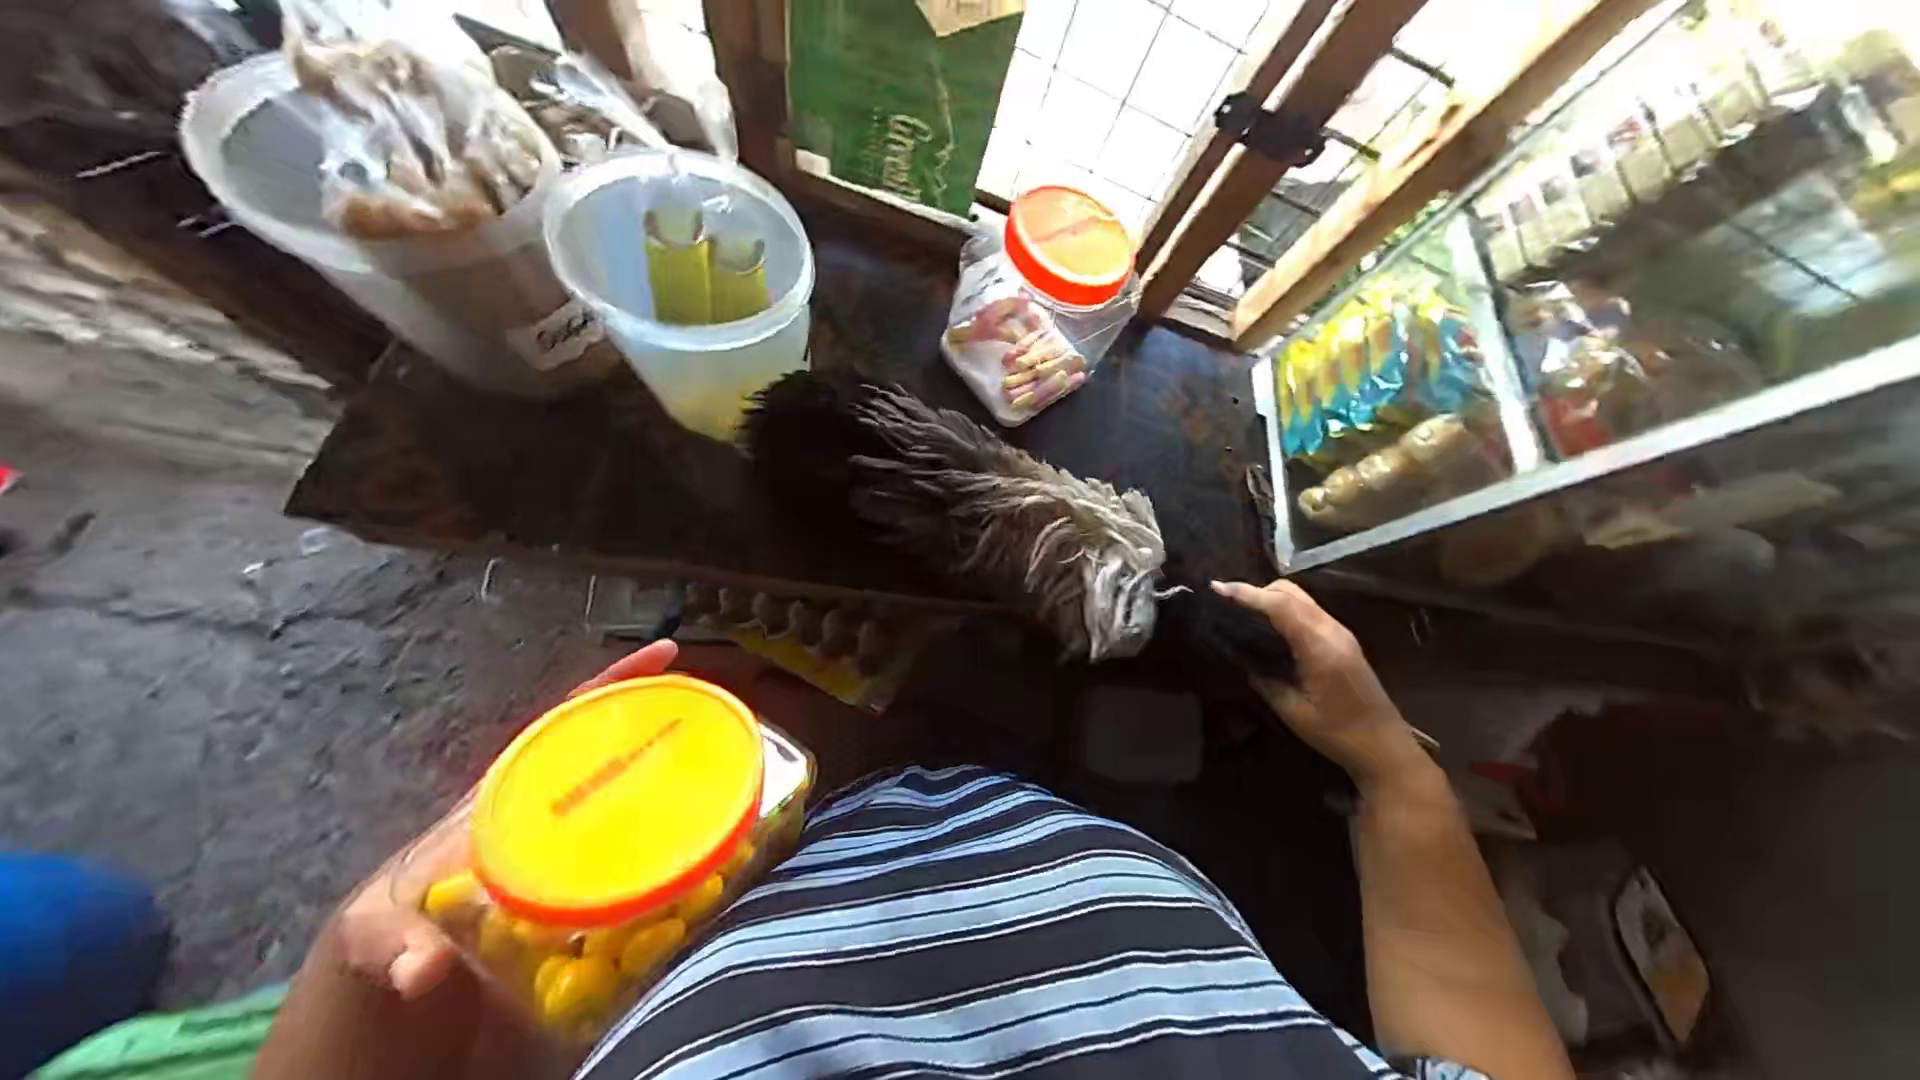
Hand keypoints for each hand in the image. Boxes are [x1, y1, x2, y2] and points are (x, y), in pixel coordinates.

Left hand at [338, 639, 681, 998]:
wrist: (402, 964)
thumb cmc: (391, 928)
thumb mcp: (382, 934)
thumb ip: (397, 946)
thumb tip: (424, 971)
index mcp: (509, 787)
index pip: (566, 718)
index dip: (614, 682)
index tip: (664, 653)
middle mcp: (548, 795)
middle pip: (610, 738)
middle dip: (657, 710)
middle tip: (712, 702)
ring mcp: (571, 827)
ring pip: (629, 780)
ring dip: (671, 764)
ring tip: (724, 756)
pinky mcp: (586, 865)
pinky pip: (636, 829)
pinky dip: (668, 822)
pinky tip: (704, 831)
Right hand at [1211, 580, 1422, 789]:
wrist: (1384, 747)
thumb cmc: (1337, 733)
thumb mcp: (1291, 710)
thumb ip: (1263, 678)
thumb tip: (1239, 657)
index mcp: (1320, 647)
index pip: (1280, 606)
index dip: (1246, 593)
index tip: (1216, 588)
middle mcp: (1332, 631)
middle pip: (1289, 592)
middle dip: (1254, 591)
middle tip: (1224, 603)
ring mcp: (1339, 632)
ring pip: (1299, 597)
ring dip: (1269, 597)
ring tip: (1240, 611)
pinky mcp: (1341, 639)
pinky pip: (1306, 609)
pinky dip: (1282, 607)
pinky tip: (1266, 623)